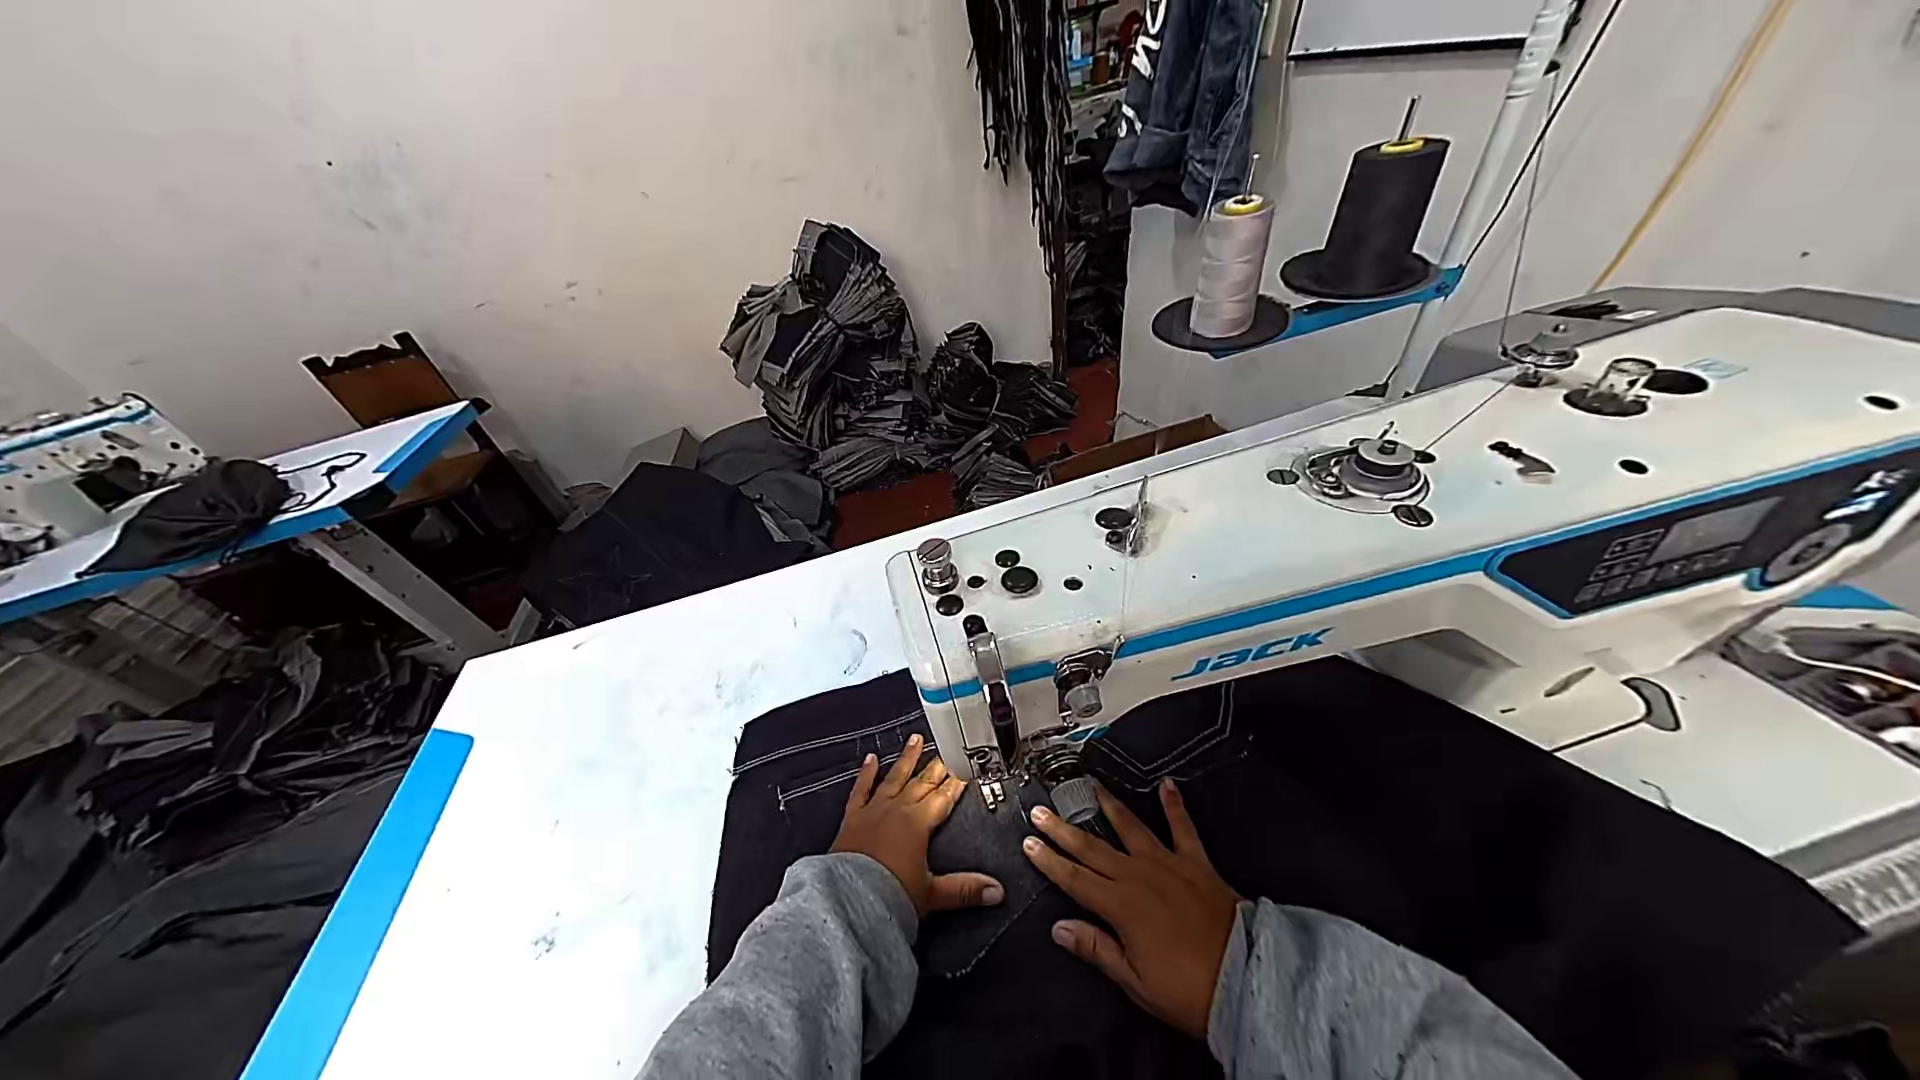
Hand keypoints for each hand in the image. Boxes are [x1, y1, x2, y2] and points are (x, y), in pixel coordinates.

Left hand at [831, 734, 1004, 916]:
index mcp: (918, 824)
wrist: (847, 900)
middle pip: (923, 782)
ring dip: (907, 758)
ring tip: (915, 739)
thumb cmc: (887, 896)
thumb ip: (965, 889)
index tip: (966, 768)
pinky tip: (870, 759)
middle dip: (938, 766)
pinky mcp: (852, 818)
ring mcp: (873, 811)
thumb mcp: (933, 894)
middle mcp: (897, 810)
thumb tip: (995, 891)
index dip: (957, 782)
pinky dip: (866, 773)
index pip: (944, 797)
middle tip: (948, 749)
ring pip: (894, 777)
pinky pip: (861, 789)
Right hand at [1023, 777, 1240, 1038]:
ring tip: (1091, 786)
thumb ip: (1095, 948)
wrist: (1248, 979)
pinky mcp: (1196, 863)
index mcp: (1120, 905)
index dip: (1048, 860)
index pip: (1073, 878)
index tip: (1029, 843)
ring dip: (1107, 805)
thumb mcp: (1135, 981)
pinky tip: (1167, 785)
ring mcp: (1168, 864)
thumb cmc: (1190, 989)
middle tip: (1042, 812)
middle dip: (1062, 829)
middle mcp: (1139, 876)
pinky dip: (1174, 805)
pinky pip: (1183, 827)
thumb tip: (1060, 928)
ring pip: (1130, 827)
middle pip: (1091, 847)